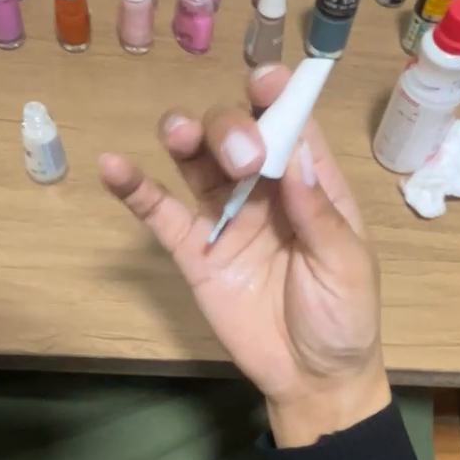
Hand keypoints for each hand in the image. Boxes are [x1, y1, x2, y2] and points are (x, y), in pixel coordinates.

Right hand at [99, 65, 388, 446]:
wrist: (310, 379)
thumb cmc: (342, 319)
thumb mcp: (346, 267)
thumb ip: (319, 215)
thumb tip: (293, 155)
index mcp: (310, 187)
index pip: (293, 128)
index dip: (278, 99)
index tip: (264, 80)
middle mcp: (264, 192)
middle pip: (239, 136)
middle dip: (234, 130)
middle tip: (241, 158)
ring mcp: (225, 219)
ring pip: (198, 163)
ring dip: (186, 137)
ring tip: (181, 135)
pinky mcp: (193, 252)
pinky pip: (160, 214)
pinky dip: (135, 189)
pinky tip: (113, 167)